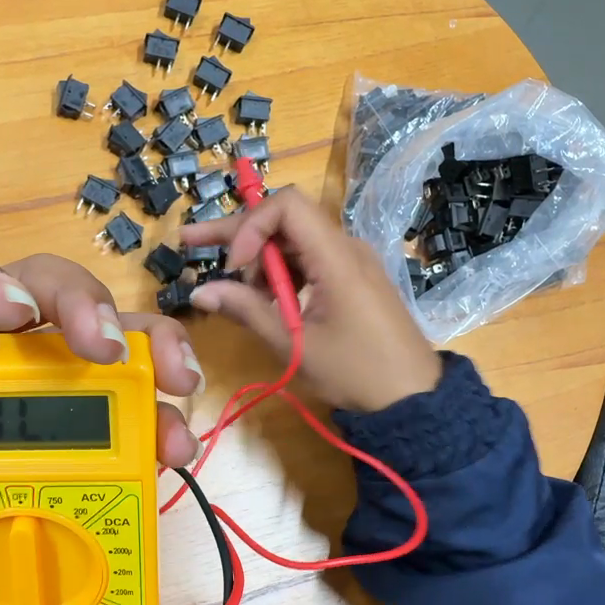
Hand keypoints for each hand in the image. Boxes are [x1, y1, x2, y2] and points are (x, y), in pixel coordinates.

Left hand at [0, 248, 204, 569]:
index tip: (11, 311)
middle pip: (47, 293)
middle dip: (88, 308)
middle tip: (111, 347)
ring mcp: (32, 390)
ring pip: (98, 343)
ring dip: (146, 354)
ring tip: (177, 388)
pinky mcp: (63, 439)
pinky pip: (116, 414)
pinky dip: (151, 421)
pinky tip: (170, 447)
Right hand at [180, 189, 439, 412]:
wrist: (413, 398)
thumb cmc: (356, 372)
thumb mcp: (294, 345)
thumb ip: (247, 311)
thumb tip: (200, 292)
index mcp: (336, 257)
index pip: (286, 206)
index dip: (251, 226)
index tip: (234, 266)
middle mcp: (345, 247)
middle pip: (284, 219)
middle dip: (238, 232)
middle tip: (191, 242)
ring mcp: (351, 261)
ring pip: (293, 240)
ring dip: (261, 260)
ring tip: (241, 296)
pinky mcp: (352, 278)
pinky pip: (309, 259)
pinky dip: (282, 274)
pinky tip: (267, 302)